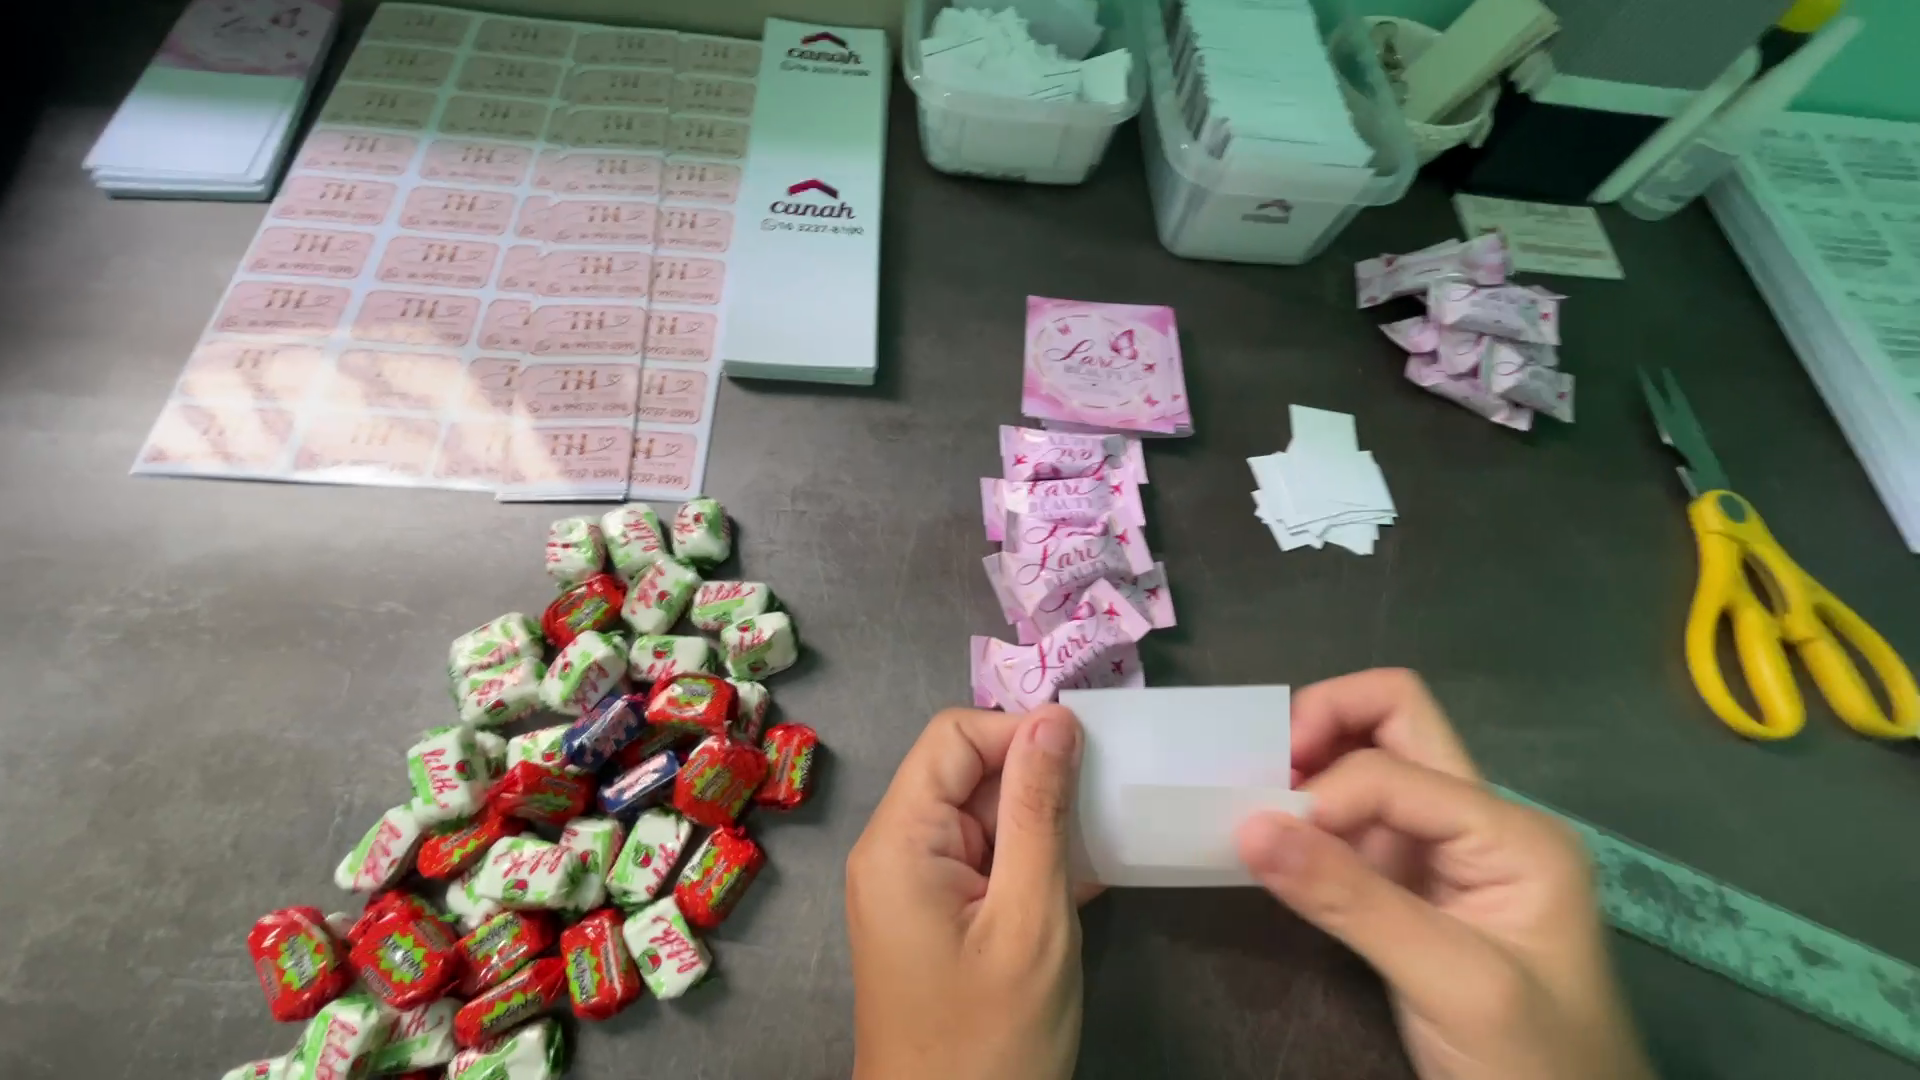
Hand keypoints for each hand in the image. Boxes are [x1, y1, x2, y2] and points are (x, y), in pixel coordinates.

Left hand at [847, 706, 1086, 1079]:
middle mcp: (894, 846)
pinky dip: (1028, 855)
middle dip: (1033, 777)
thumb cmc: (990, 1040)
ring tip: (1098, 835)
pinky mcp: (933, 908)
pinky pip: (982, 853)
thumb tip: (1054, 719)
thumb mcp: (1029, 919)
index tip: (1083, 758)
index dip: (1017, 734)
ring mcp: (911, 880)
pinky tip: (1079, 873)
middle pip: (964, 769)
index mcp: (900, 838)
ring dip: (1039, 819)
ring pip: (980, 810)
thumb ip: (1039, 811)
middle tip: (1101, 799)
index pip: (954, 736)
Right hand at [1237, 669, 1654, 1079]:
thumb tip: (1247, 826)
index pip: (1394, 770)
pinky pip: (1349, 808)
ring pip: (1369, 750)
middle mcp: (1478, 816)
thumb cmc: (1536, 1065)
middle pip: (1394, 714)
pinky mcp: (1406, 871)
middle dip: (1321, 721)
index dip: (1325, 794)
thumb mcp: (1453, 985)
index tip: (1271, 839)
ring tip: (1264, 797)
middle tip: (1267, 767)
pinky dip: (1305, 805)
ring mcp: (1441, 841)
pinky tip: (1278, 834)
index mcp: (1512, 831)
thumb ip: (1349, 900)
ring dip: (1311, 759)